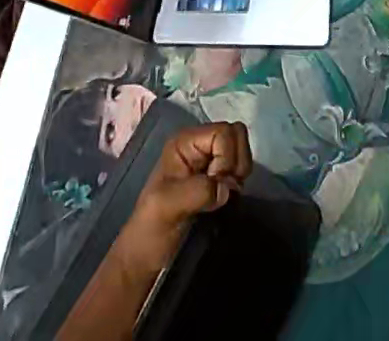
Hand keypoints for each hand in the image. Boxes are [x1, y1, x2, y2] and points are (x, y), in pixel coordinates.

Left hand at [115, 121, 252, 274]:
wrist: (147, 256)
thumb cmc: (151, 229)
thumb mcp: (167, 207)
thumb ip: (197, 191)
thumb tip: (226, 188)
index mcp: (184, 142)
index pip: (223, 132)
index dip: (226, 158)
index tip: (214, 183)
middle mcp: (198, 145)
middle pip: (236, 135)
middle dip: (237, 163)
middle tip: (223, 188)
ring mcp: (208, 161)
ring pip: (241, 151)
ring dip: (239, 174)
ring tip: (222, 195)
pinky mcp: (216, 178)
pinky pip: (239, 170)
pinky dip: (239, 184)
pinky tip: (225, 200)